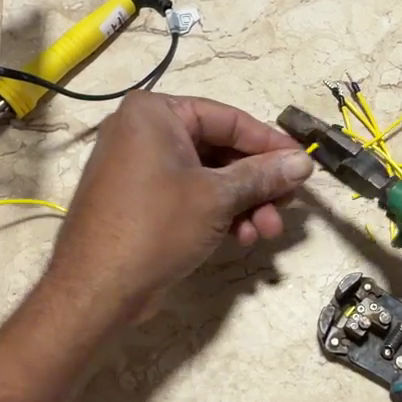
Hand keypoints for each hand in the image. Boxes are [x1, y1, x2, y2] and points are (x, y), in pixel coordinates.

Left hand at [43, 92, 313, 312]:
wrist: (97, 289)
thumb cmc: (157, 226)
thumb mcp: (217, 197)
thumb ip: (263, 175)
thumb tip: (303, 162)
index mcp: (154, 113)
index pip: (227, 118)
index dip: (269, 143)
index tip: (302, 162)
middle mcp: (144, 133)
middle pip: (220, 150)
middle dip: (258, 183)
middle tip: (288, 204)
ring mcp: (141, 169)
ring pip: (210, 179)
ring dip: (244, 205)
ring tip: (267, 232)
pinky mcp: (143, 203)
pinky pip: (191, 198)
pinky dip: (219, 215)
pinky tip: (243, 239)